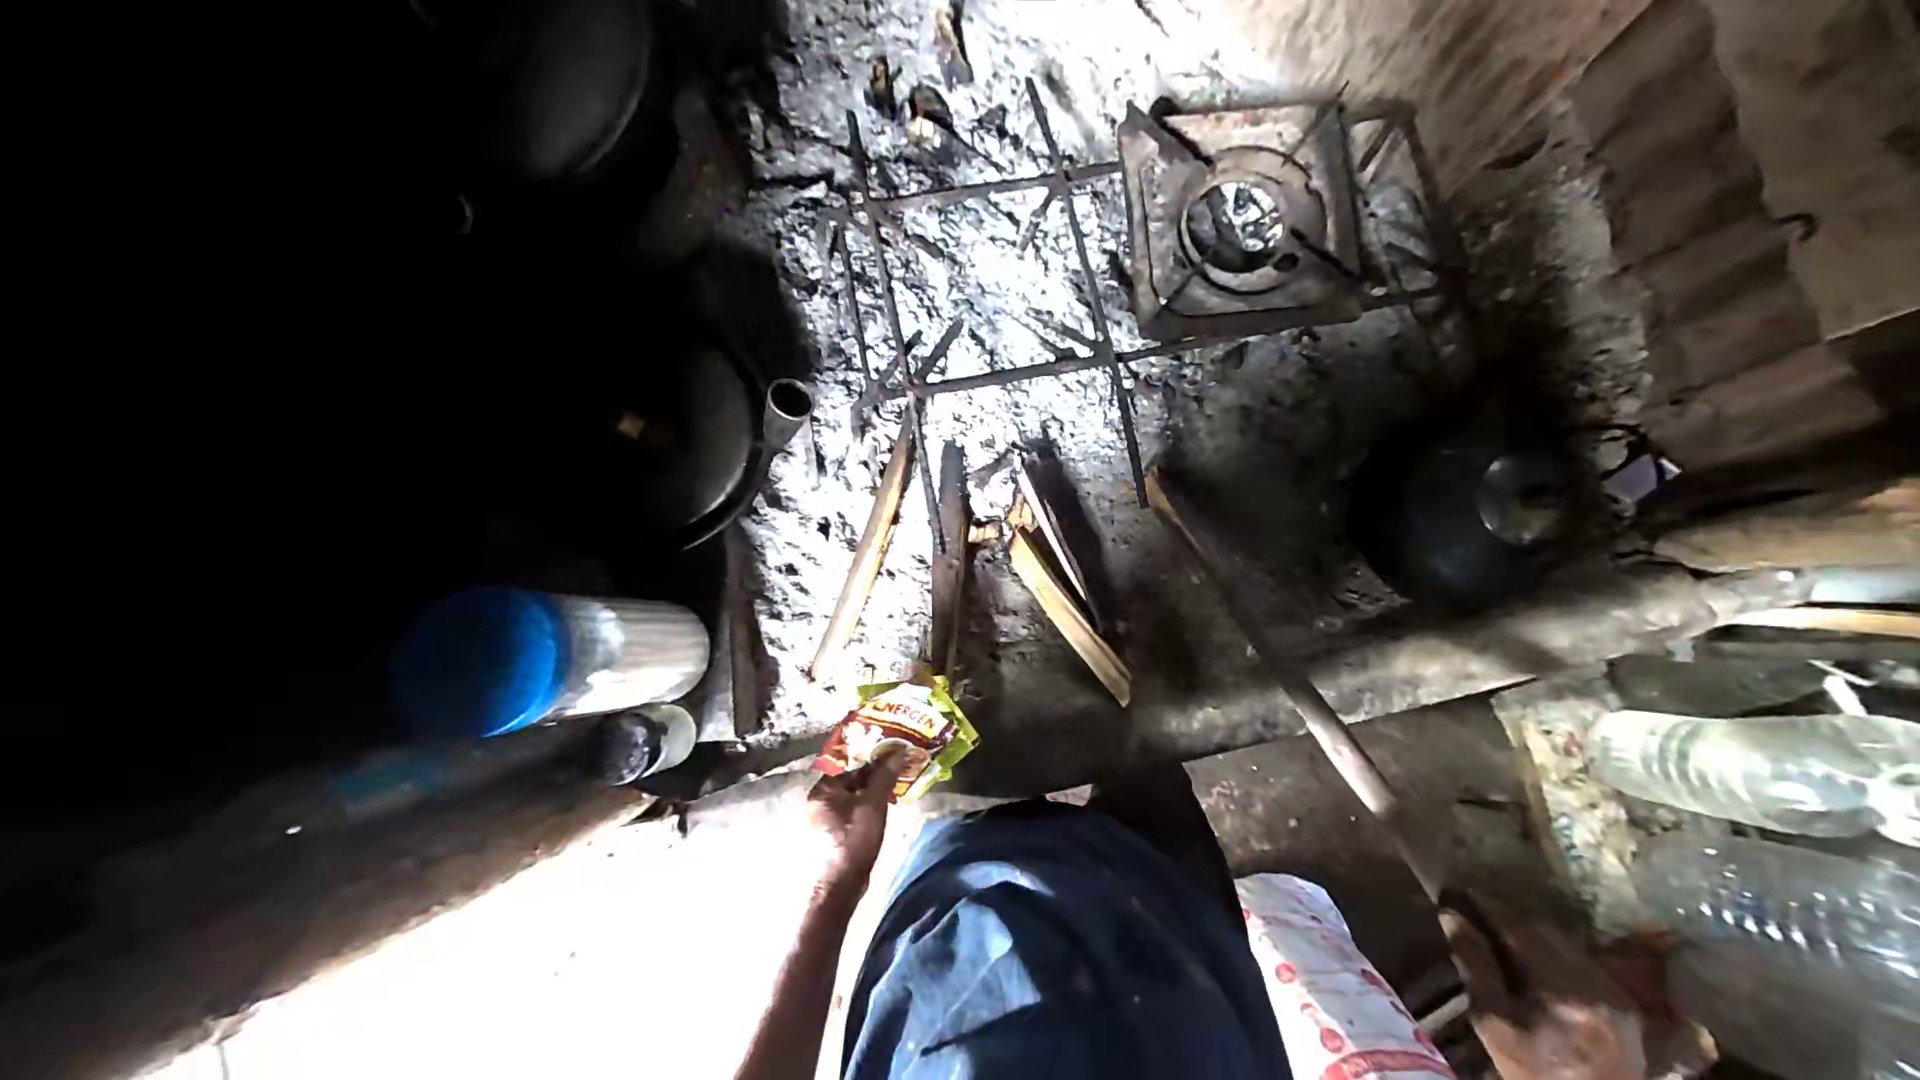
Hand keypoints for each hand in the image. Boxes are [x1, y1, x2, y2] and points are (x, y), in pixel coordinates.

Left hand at [805, 747, 906, 889]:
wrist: (841, 885)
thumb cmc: (854, 839)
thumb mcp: (873, 804)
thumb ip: (884, 776)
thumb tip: (897, 750)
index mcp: (823, 789)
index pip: (853, 768)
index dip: (875, 766)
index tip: (894, 767)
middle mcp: (818, 801)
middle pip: (852, 782)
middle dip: (874, 781)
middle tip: (896, 783)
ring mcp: (823, 818)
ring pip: (852, 798)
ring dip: (871, 796)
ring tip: (892, 798)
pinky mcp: (831, 833)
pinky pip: (850, 812)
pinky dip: (865, 810)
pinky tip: (879, 816)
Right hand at [1443, 903, 1649, 1079]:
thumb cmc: (1533, 1074)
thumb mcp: (1491, 1021)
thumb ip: (1474, 963)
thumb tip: (1452, 914)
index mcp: (1563, 988)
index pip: (1517, 925)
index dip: (1483, 903)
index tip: (1454, 894)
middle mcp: (1597, 983)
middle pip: (1544, 927)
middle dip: (1505, 913)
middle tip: (1471, 910)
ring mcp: (1616, 993)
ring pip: (1563, 940)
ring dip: (1527, 930)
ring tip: (1495, 931)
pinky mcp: (1623, 1004)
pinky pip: (1578, 959)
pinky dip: (1548, 949)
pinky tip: (1528, 958)